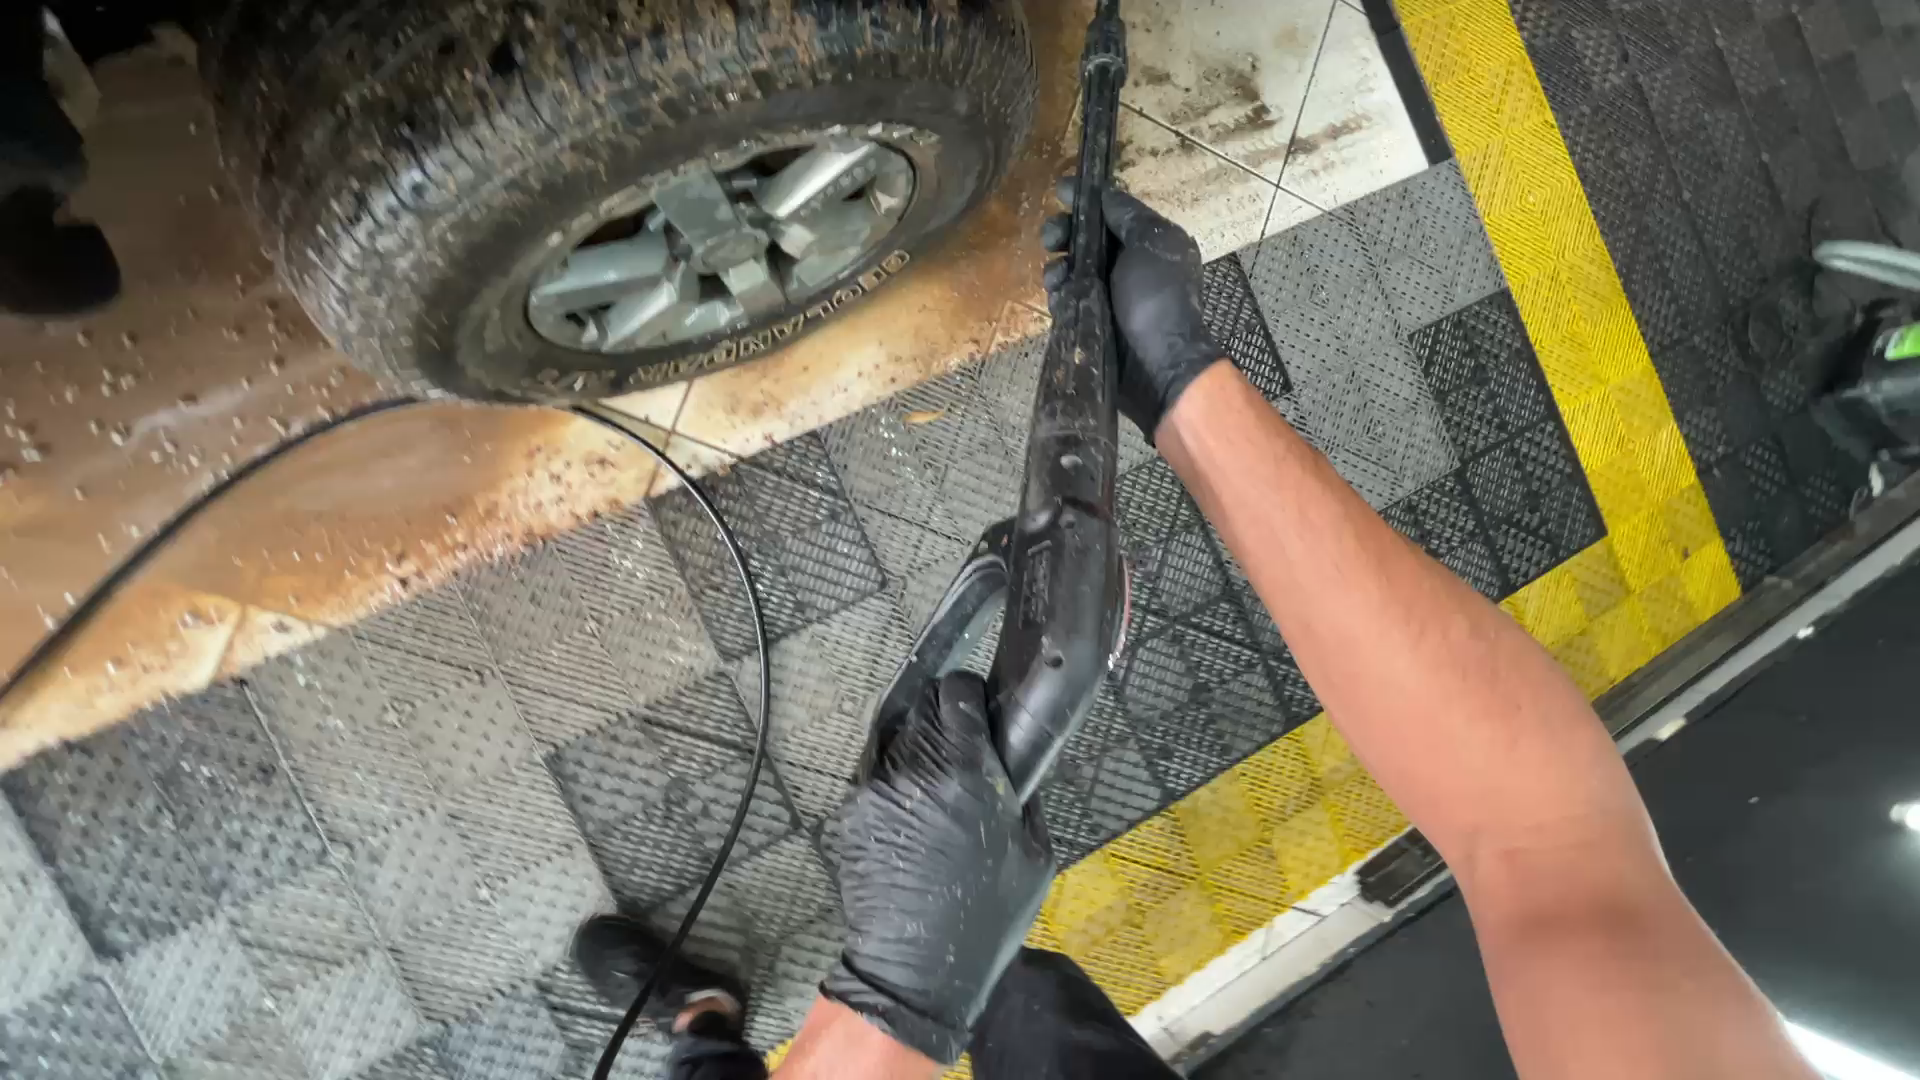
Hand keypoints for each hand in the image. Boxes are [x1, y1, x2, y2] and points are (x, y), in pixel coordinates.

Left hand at [820, 672, 1055, 1064]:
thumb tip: (1009, 753)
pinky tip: (909, 815)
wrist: (914, 971)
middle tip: (960, 744)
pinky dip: (893, 779)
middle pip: (923, 702)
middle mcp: (913, 768)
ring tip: (933, 786)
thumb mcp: (1034, 851)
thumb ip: (1020, 790)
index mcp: (965, 771)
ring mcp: (873, 787)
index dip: (970, 691)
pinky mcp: (849, 809)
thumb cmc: (985, 915)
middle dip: (944, 713)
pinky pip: (875, 772)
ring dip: (917, 746)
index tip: (979, 706)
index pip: (956, 690)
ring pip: (896, 734)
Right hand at [1043, 184, 1226, 440]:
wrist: (1156, 364)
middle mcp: (1125, 267)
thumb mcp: (1150, 243)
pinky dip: (1058, 295)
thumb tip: (1104, 194)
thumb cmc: (1158, 298)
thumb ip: (1126, 214)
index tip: (1059, 190)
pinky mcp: (1089, 322)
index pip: (1110, 212)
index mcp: (1145, 243)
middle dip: (1063, 233)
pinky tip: (1058, 297)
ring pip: (1069, 270)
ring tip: (1056, 276)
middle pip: (1083, 239)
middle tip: (1050, 238)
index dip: (1085, 199)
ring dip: (1057, 267)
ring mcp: (1105, 296)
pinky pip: (1065, 301)